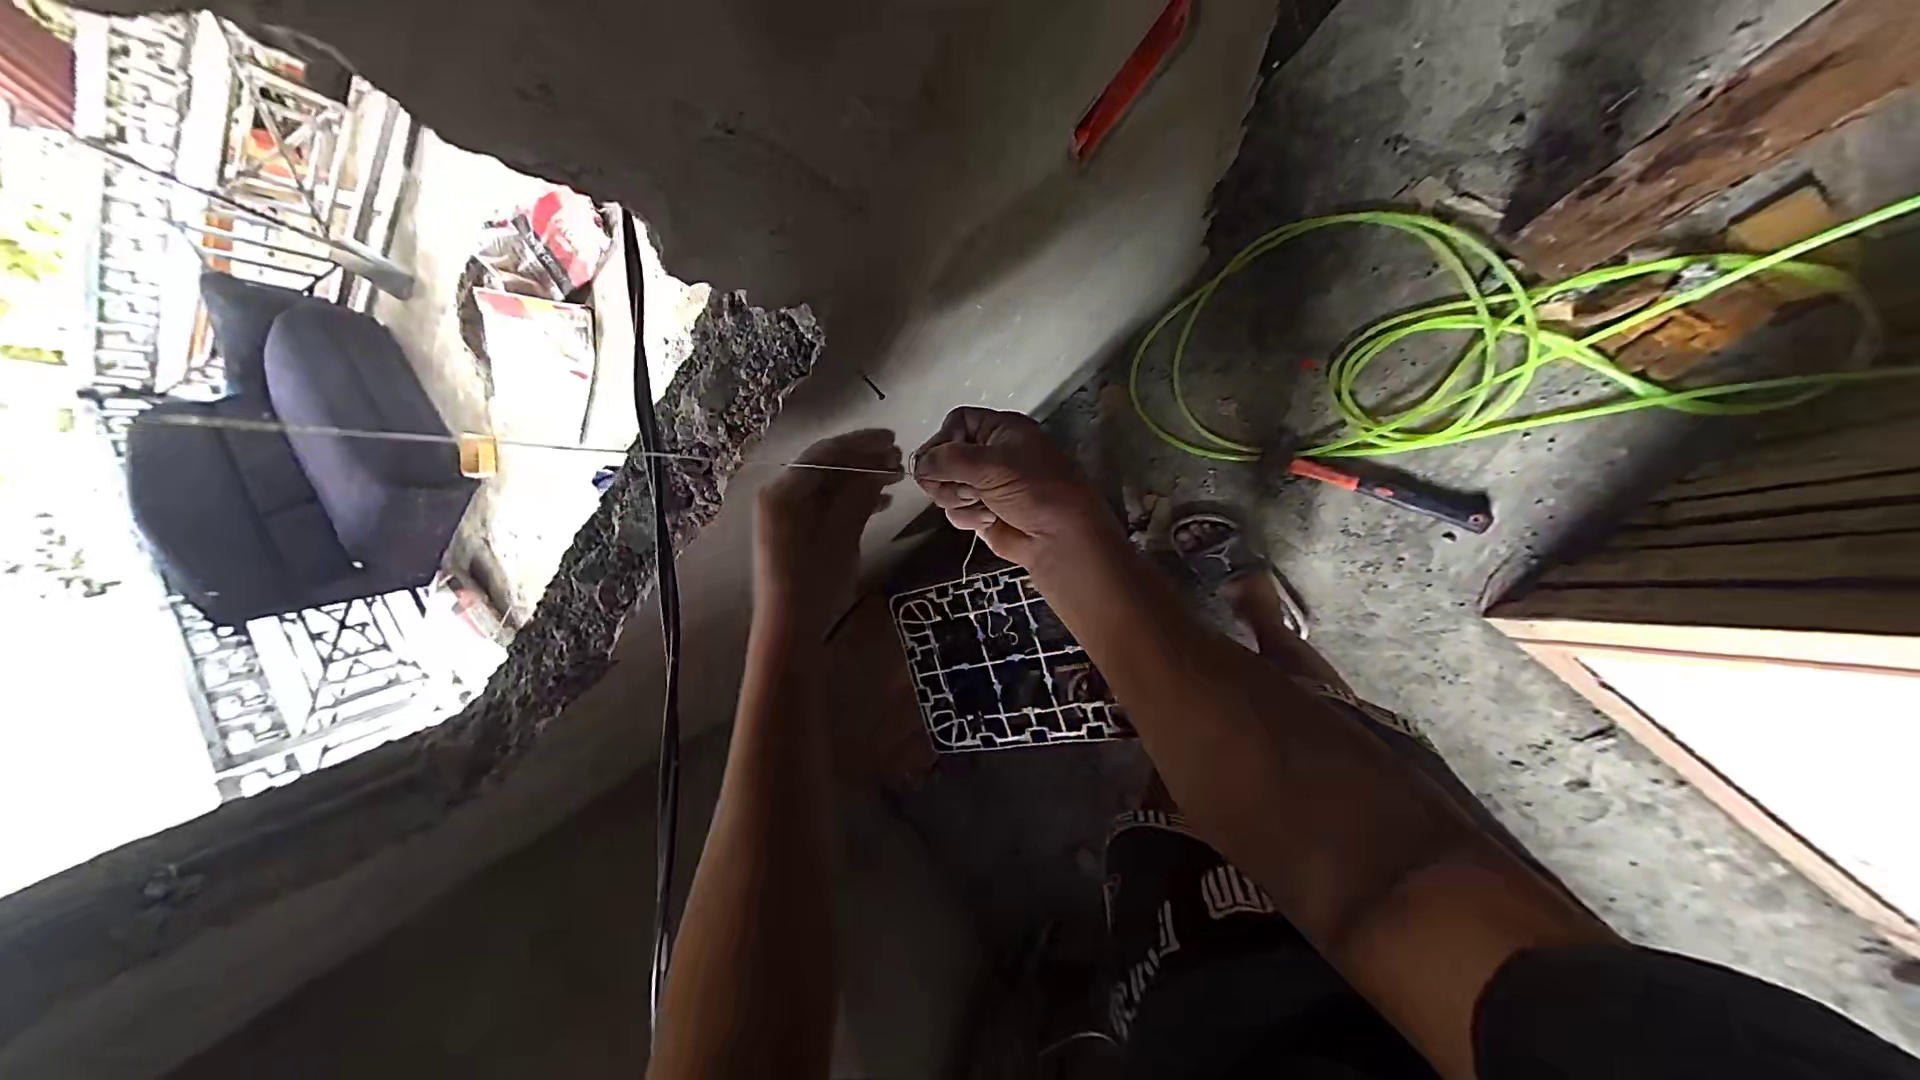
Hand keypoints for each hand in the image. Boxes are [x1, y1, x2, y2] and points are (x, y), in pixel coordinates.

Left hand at [755, 429, 903, 629]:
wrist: (790, 629)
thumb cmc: (814, 583)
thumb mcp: (841, 537)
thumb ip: (857, 497)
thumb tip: (877, 467)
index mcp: (783, 493)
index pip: (824, 454)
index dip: (860, 443)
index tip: (892, 439)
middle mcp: (780, 496)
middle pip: (825, 466)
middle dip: (863, 459)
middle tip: (898, 457)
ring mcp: (787, 514)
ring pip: (829, 484)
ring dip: (861, 478)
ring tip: (896, 476)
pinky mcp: (797, 530)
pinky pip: (827, 504)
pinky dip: (852, 499)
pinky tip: (881, 501)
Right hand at [912, 407, 1118, 568]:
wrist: (1059, 539)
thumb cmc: (1035, 490)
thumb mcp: (992, 465)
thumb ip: (948, 459)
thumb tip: (919, 465)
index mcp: (1000, 430)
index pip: (957, 422)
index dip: (943, 440)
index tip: (937, 461)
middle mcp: (990, 454)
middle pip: (943, 457)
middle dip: (948, 476)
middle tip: (966, 487)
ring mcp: (984, 484)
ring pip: (944, 486)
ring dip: (958, 498)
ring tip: (984, 504)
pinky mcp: (980, 511)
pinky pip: (954, 510)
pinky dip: (968, 516)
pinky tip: (990, 519)